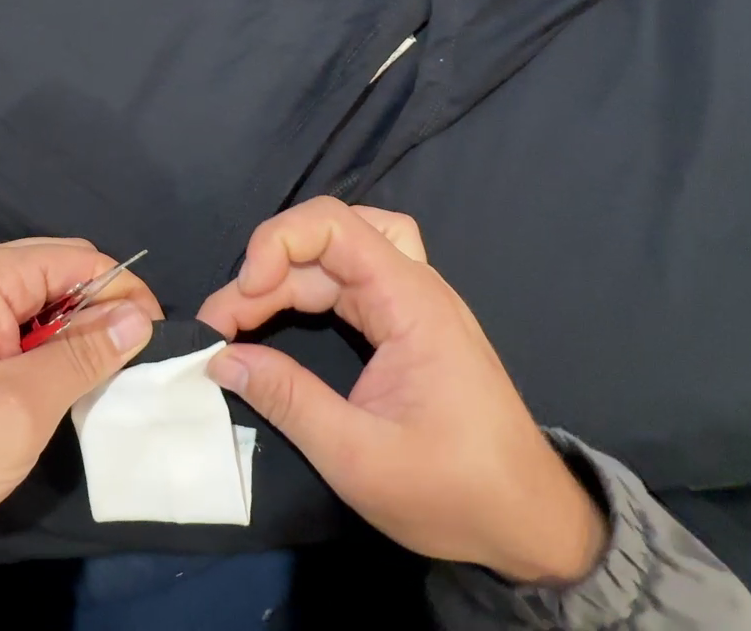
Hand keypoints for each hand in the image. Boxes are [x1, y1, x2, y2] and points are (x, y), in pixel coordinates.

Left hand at [0, 239, 160, 602]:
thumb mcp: (20, 407)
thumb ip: (83, 353)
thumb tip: (137, 316)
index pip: (79, 259)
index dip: (125, 292)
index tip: (154, 340)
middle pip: (53, 269)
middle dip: (95, 309)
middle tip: (123, 364)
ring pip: (29, 295)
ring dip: (64, 328)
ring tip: (85, 377)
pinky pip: (1, 314)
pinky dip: (32, 339)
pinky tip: (40, 378)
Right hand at [197, 198, 606, 584]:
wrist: (530, 525)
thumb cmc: (454, 493)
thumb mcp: (358, 457)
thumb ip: (287, 400)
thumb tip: (221, 360)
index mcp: (411, 302)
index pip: (334, 224)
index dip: (275, 245)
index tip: (240, 302)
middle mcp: (413, 287)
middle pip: (326, 238)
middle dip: (265, 272)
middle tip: (221, 328)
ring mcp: (412, 303)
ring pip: (338, 250)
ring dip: (286, 272)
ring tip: (248, 311)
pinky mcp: (406, 325)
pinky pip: (350, 278)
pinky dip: (308, 286)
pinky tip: (284, 312)